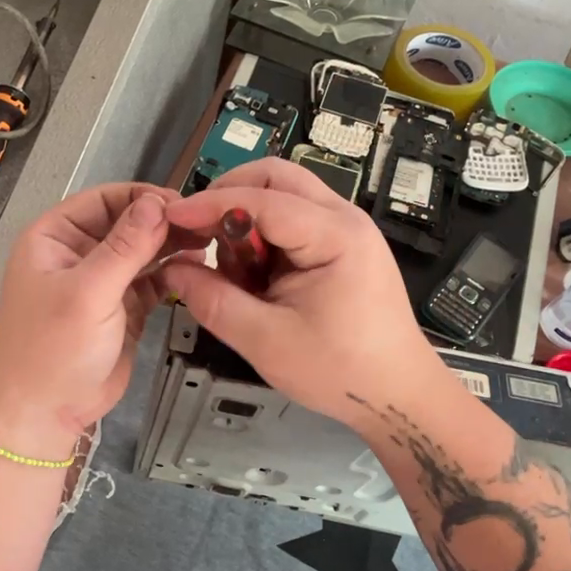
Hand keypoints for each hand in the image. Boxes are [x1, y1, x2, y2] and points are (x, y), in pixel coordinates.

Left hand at [0, 183, 185, 460]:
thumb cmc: (52, 350)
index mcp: (54, 238)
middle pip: (127, 223)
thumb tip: (157, 203)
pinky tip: (197, 265)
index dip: (142, 198)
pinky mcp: (122, 308)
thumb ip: (125, 246)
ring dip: (172, 245)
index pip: (103, 200)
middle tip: (206, 224)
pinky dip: (172, 272)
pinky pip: (150, 279)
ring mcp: (101, 281)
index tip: (182, 203)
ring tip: (209, 242)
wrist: (42, 416)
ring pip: (142, 250)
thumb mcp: (88, 293)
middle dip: (163, 222)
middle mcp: (77, 253)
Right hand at [161, 158, 447, 432]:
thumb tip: (171, 270)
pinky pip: (292, 217)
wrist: (398, 394)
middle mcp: (345, 218)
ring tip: (234, 267)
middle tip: (200, 232)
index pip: (261, 200)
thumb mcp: (265, 341)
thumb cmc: (340, 371)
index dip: (210, 204)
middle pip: (275, 176)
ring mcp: (346, 228)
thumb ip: (212, 300)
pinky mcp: (341, 243)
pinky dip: (263, 233)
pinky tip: (256, 273)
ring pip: (283, 193)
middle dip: (229, 196)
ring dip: (247, 216)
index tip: (171, 216)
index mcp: (336, 236)